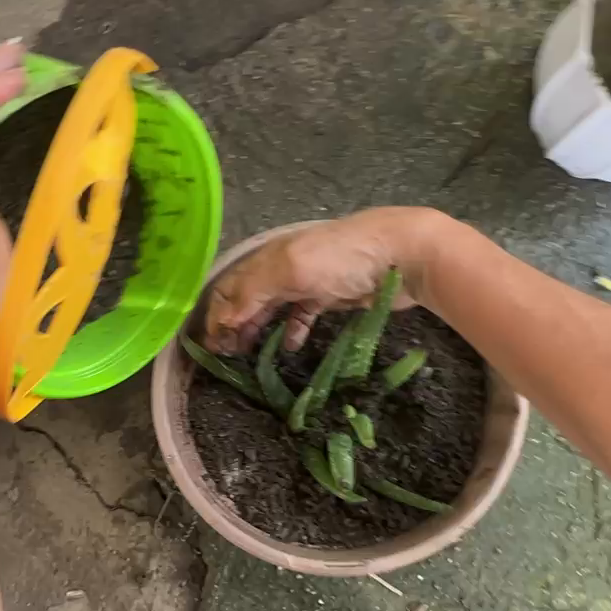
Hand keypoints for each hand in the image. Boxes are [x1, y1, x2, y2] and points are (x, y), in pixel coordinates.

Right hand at [203, 207, 436, 355]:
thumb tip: (222, 321)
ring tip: (248, 355)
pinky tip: (290, 348)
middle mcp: (281, 268)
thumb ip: (252, 292)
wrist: (402, 255)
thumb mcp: (289, 269)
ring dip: (256, 331)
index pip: (229, 286)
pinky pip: (301, 316)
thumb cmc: (342, 258)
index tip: (208, 346)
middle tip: (224, 356)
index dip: (214, 314)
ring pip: (271, 309)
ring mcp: (307, 283)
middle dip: (231, 326)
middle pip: (246, 299)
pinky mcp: (329, 297)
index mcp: (267, 257)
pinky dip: (292, 332)